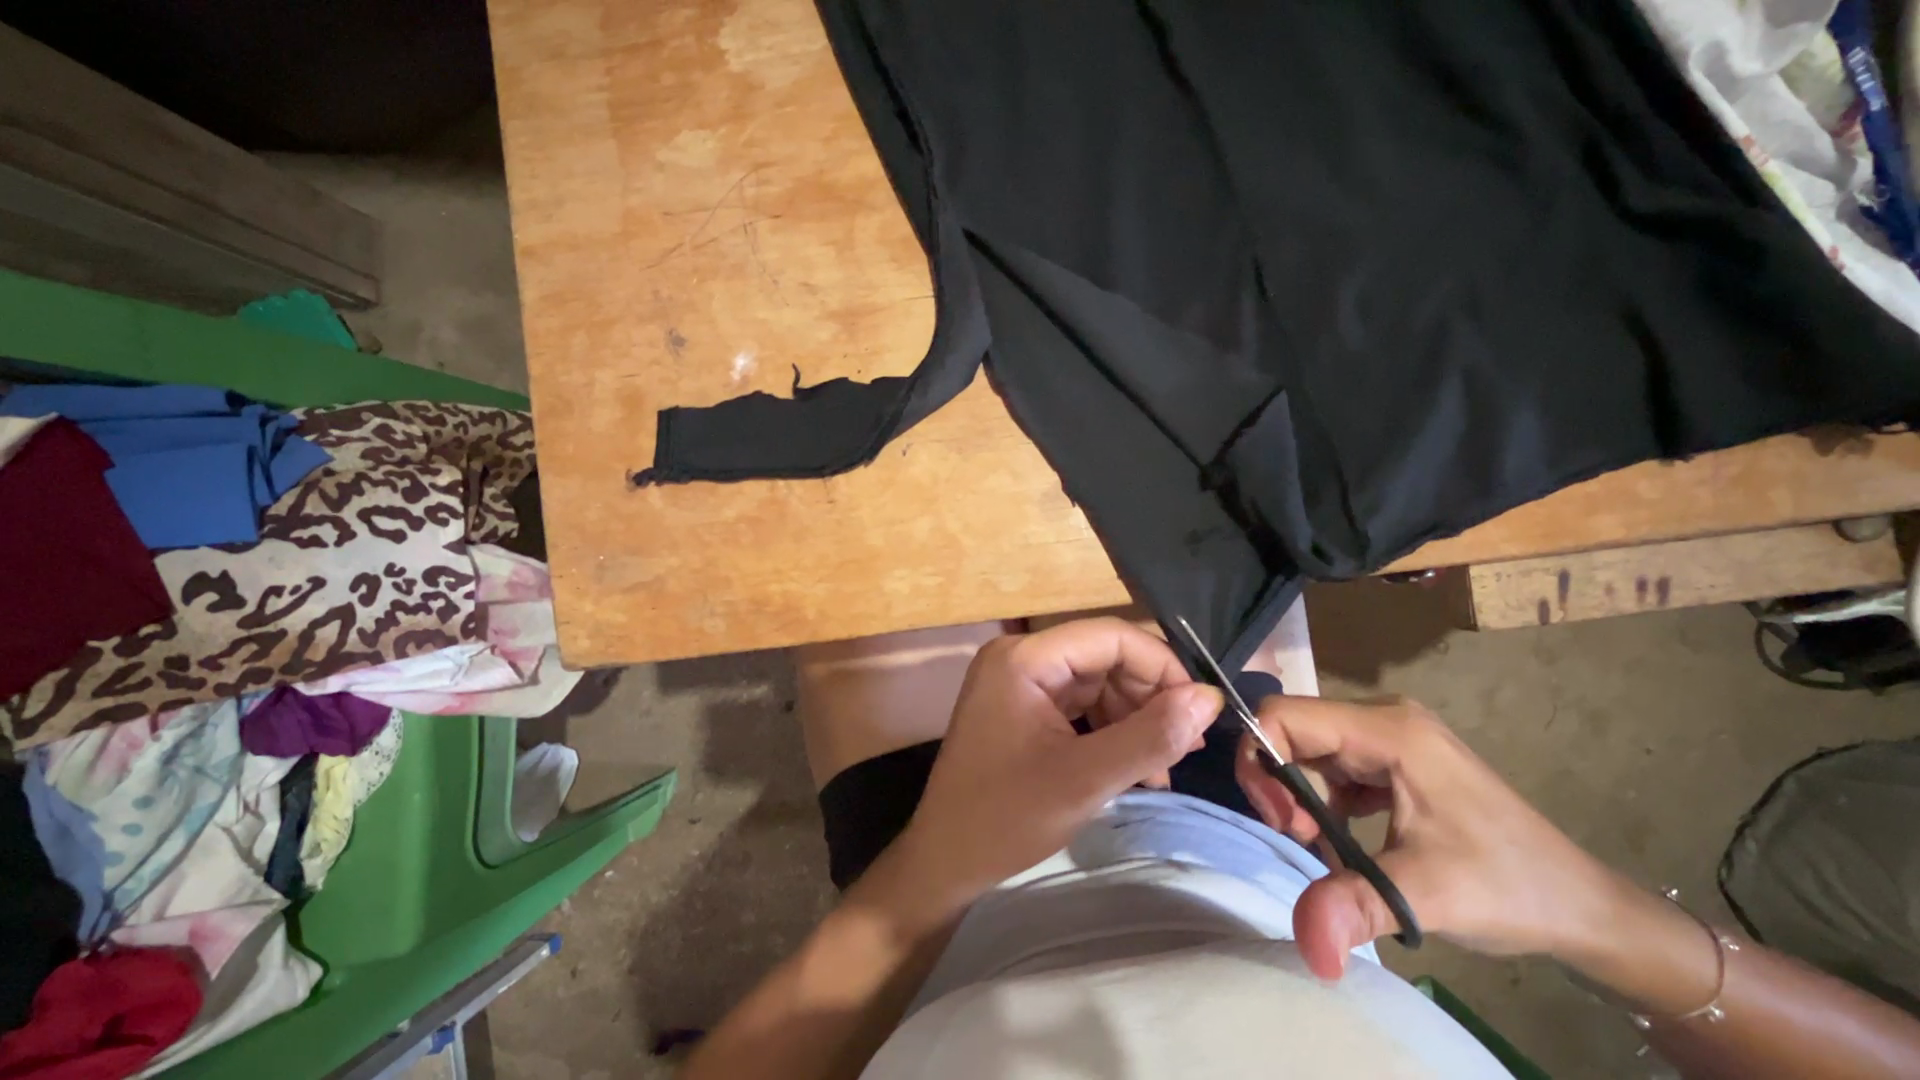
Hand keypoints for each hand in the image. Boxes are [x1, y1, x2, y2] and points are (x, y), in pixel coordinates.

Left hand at [892, 618, 1223, 905]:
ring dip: (1137, 720)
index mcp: (1025, 658)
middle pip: (1107, 657)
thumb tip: (1210, 697)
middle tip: (1185, 748)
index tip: (1200, 714)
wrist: (945, 863)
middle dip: (1151, 699)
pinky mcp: (1023, 710)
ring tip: (1162, 769)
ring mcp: (1019, 684)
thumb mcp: (1086, 780)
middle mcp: (1020, 658)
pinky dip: (1113, 732)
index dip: (1163, 668)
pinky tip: (1136, 769)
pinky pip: (1082, 706)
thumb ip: (1150, 736)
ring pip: (1100, 683)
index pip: (1113, 636)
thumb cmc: (1006, 819)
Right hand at [1234, 696, 1624, 978]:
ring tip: (1326, 848)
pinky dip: (1324, 804)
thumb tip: (1308, 951)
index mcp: (1391, 732)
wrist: (1580, 907)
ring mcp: (1394, 740)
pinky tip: (1343, 842)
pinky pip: (1334, 768)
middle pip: (1294, 732)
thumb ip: (1354, 908)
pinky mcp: (1398, 763)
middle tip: (1304, 842)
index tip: (1285, 823)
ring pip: (1310, 751)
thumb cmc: (1508, 887)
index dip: (1263, 761)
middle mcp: (1387, 721)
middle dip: (1281, 786)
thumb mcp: (1425, 896)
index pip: (1285, 716)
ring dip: (1301, 799)